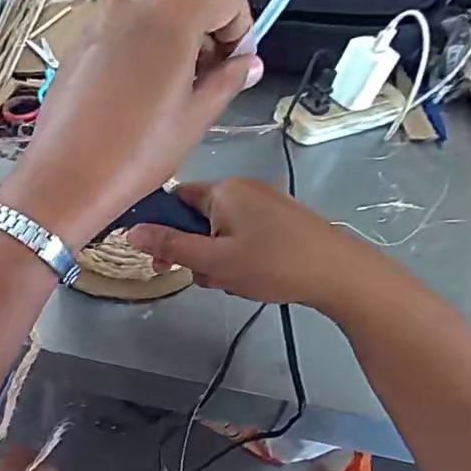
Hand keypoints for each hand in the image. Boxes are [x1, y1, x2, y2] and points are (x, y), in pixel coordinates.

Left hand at [0, 0, 263, 247]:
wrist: (64, 181)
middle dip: (204, 39)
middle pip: (186, 5)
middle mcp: (130, 7)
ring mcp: (96, 26)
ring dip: (169, 49)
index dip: (241, 29)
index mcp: (170, 15)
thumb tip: (248, 63)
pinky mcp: (74, 49)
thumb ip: (228, 80)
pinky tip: (131, 101)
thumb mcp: (195, 119)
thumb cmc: (134, 154)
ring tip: (166, 100)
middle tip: (204, 87)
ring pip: (150, 23)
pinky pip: (118, 40)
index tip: (236, 65)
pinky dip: (135, 57)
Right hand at [124, 177, 399, 314]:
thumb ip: (169, 246)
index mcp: (222, 190)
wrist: (339, 274)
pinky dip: (235, 256)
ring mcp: (263, 203)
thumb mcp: (213, 260)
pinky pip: (239, 235)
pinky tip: (248, 277)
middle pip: (194, 218)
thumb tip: (130, 232)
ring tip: (231, 280)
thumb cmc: (272, 264)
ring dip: (214, 259)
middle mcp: (241, 189)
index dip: (159, 227)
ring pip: (217, 232)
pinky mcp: (279, 220)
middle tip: (203, 276)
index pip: (173, 198)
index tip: (159, 258)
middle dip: (191, 250)